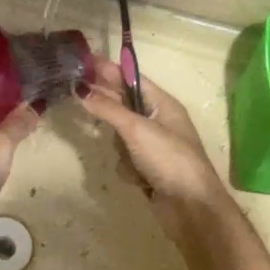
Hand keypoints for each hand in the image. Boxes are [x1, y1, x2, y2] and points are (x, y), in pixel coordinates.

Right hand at [74, 55, 229, 235]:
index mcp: (164, 104)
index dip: (109, 70)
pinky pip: (126, 159)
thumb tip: (81, 89)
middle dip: (107, 105)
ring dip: (121, 147)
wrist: (191, 208)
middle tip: (77, 94)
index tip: (84, 61)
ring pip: (121, 135)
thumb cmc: (169, 160)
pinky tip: (138, 179)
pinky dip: (128, 168)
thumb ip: (108, 109)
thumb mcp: (137, 129)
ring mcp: (154, 147)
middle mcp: (159, 121)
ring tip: (130, 157)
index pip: (132, 79)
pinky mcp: (148, 169)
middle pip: (124, 105)